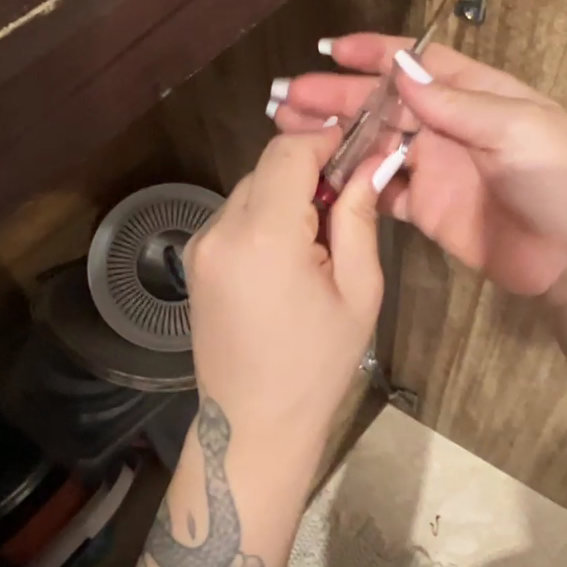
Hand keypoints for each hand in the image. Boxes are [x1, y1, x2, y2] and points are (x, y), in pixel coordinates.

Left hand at [182, 129, 385, 461]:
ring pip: (251, 188)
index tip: (359, 155)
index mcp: (264, 236)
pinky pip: (236, 216)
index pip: (289, 151)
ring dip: (288, 196)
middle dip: (310, 171)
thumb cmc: (317, 366)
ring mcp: (201, 245)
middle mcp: (221, 230)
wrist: (253, 424)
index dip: (326, 142)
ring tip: (320, 240)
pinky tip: (289, 256)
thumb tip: (372, 163)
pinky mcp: (195, 260)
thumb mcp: (359, 292)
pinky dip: (266, 218)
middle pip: (268, 166)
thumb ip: (359, 218)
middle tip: (348, 205)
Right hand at [269, 34, 566, 297]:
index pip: (418, 64)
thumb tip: (401, 72)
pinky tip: (318, 176)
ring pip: (374, 144)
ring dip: (334, 136)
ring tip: (286, 129)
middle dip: (338, 97)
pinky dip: (351, 182)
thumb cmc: (558, 181)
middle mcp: (448, 126)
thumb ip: (458, 104)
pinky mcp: (423, 209)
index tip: (331, 50)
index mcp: (476, 95)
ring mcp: (433, 169)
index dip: (375, 54)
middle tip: (289, 96)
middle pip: (384, 104)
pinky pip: (379, 189)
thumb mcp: (517, 130)